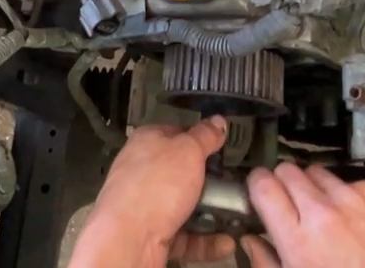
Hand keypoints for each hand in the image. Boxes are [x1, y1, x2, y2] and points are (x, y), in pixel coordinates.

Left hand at [70, 117, 237, 267]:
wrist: (127, 241)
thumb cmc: (157, 184)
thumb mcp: (188, 151)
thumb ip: (205, 137)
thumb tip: (218, 121)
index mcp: (148, 141)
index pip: (176, 133)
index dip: (199, 138)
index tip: (222, 147)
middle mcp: (145, 171)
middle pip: (182, 172)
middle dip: (208, 181)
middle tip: (233, 185)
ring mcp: (147, 206)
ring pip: (184, 206)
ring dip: (211, 213)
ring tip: (236, 217)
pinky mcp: (153, 236)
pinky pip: (185, 235)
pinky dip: (205, 240)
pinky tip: (226, 243)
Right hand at [243, 163, 364, 267]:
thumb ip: (268, 265)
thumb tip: (251, 240)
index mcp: (299, 239)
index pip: (262, 185)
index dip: (257, 189)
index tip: (260, 199)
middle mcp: (324, 210)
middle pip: (287, 170)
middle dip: (284, 187)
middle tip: (292, 211)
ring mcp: (353, 198)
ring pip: (317, 172)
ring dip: (315, 191)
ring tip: (326, 220)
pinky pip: (349, 183)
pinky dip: (346, 198)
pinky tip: (355, 225)